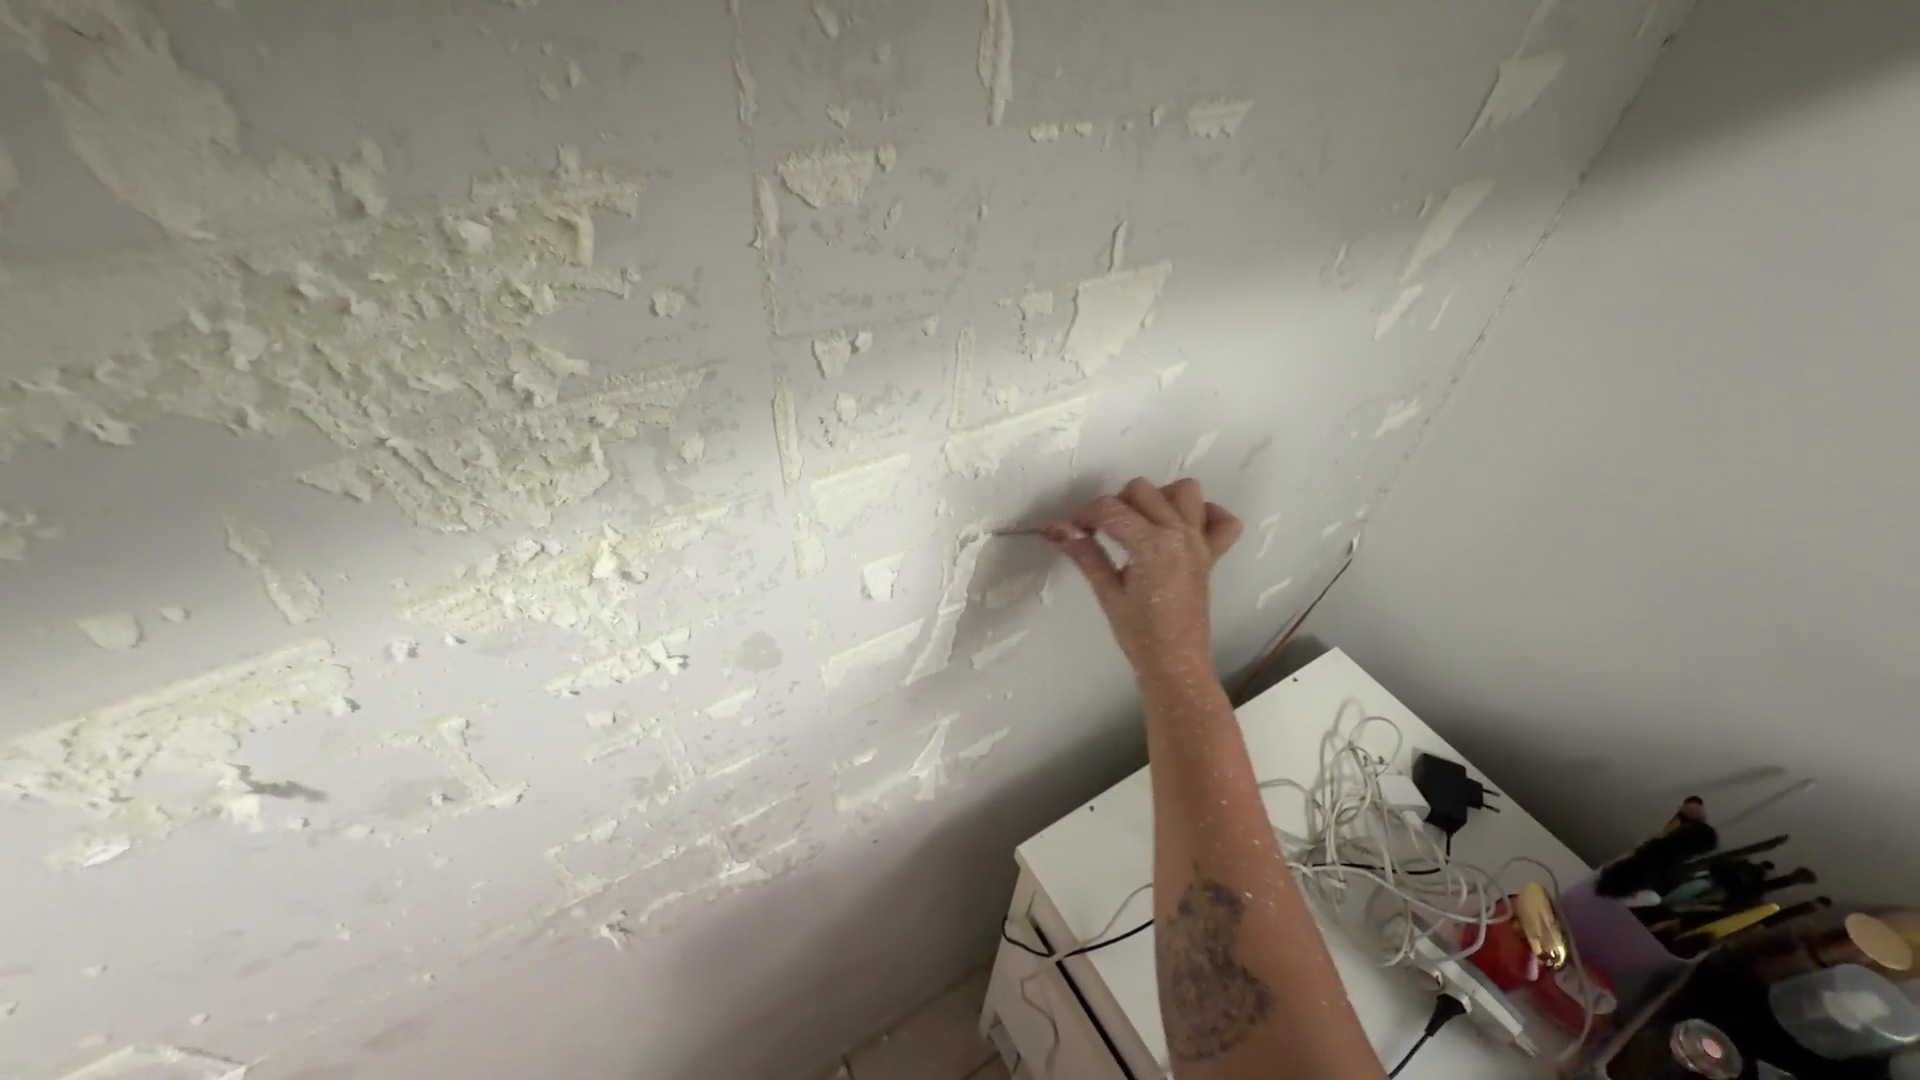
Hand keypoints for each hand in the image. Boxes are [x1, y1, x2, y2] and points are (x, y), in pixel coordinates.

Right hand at [1042, 477, 1242, 682]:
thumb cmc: (1139, 634)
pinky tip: (1181, 528)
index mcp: (1151, 545)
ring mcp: (1199, 542)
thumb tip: (1056, 529)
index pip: (1110, 509)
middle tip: (1101, 532)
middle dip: (1116, 504)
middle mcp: (1179, 534)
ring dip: (1159, 498)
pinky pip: (1222, 521)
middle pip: (1142, 490)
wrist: (1175, 663)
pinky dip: (1206, 515)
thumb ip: (1085, 553)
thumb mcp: (1107, 592)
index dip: (1084, 515)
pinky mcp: (1211, 554)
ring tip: (1140, 523)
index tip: (1072, 529)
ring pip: (1185, 491)